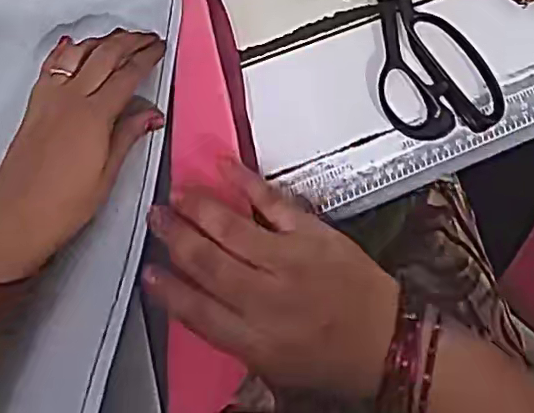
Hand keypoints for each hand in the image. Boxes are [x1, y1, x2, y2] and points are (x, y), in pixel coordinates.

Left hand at [0, 30, 166, 282]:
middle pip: (105, 55)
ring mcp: (48, 99)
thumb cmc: (62, 208)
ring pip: (78, 53)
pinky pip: (51, 66)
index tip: (158, 48)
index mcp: (93, 116)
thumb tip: (150, 114)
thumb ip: (128, 135)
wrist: (16, 222)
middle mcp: (70, 99)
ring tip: (118, 37)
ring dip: (101, 40)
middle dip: (129, 41)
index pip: (127, 74)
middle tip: (146, 38)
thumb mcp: (106, 176)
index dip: (146, 57)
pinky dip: (65, 51)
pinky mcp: (33, 106)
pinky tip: (72, 45)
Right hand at [144, 162, 400, 398]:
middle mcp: (266, 299)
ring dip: (198, 207)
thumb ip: (233, 335)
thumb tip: (194, 302)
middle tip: (156, 218)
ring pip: (230, 227)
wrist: (384, 339)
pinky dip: (243, 180)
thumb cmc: (330, 356)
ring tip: (177, 194)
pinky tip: (223, 167)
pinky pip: (269, 200)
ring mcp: (288, 261)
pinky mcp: (309, 232)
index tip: (149, 270)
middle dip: (175, 236)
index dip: (168, 289)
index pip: (197, 311)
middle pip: (206, 261)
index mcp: (255, 340)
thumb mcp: (275, 365)